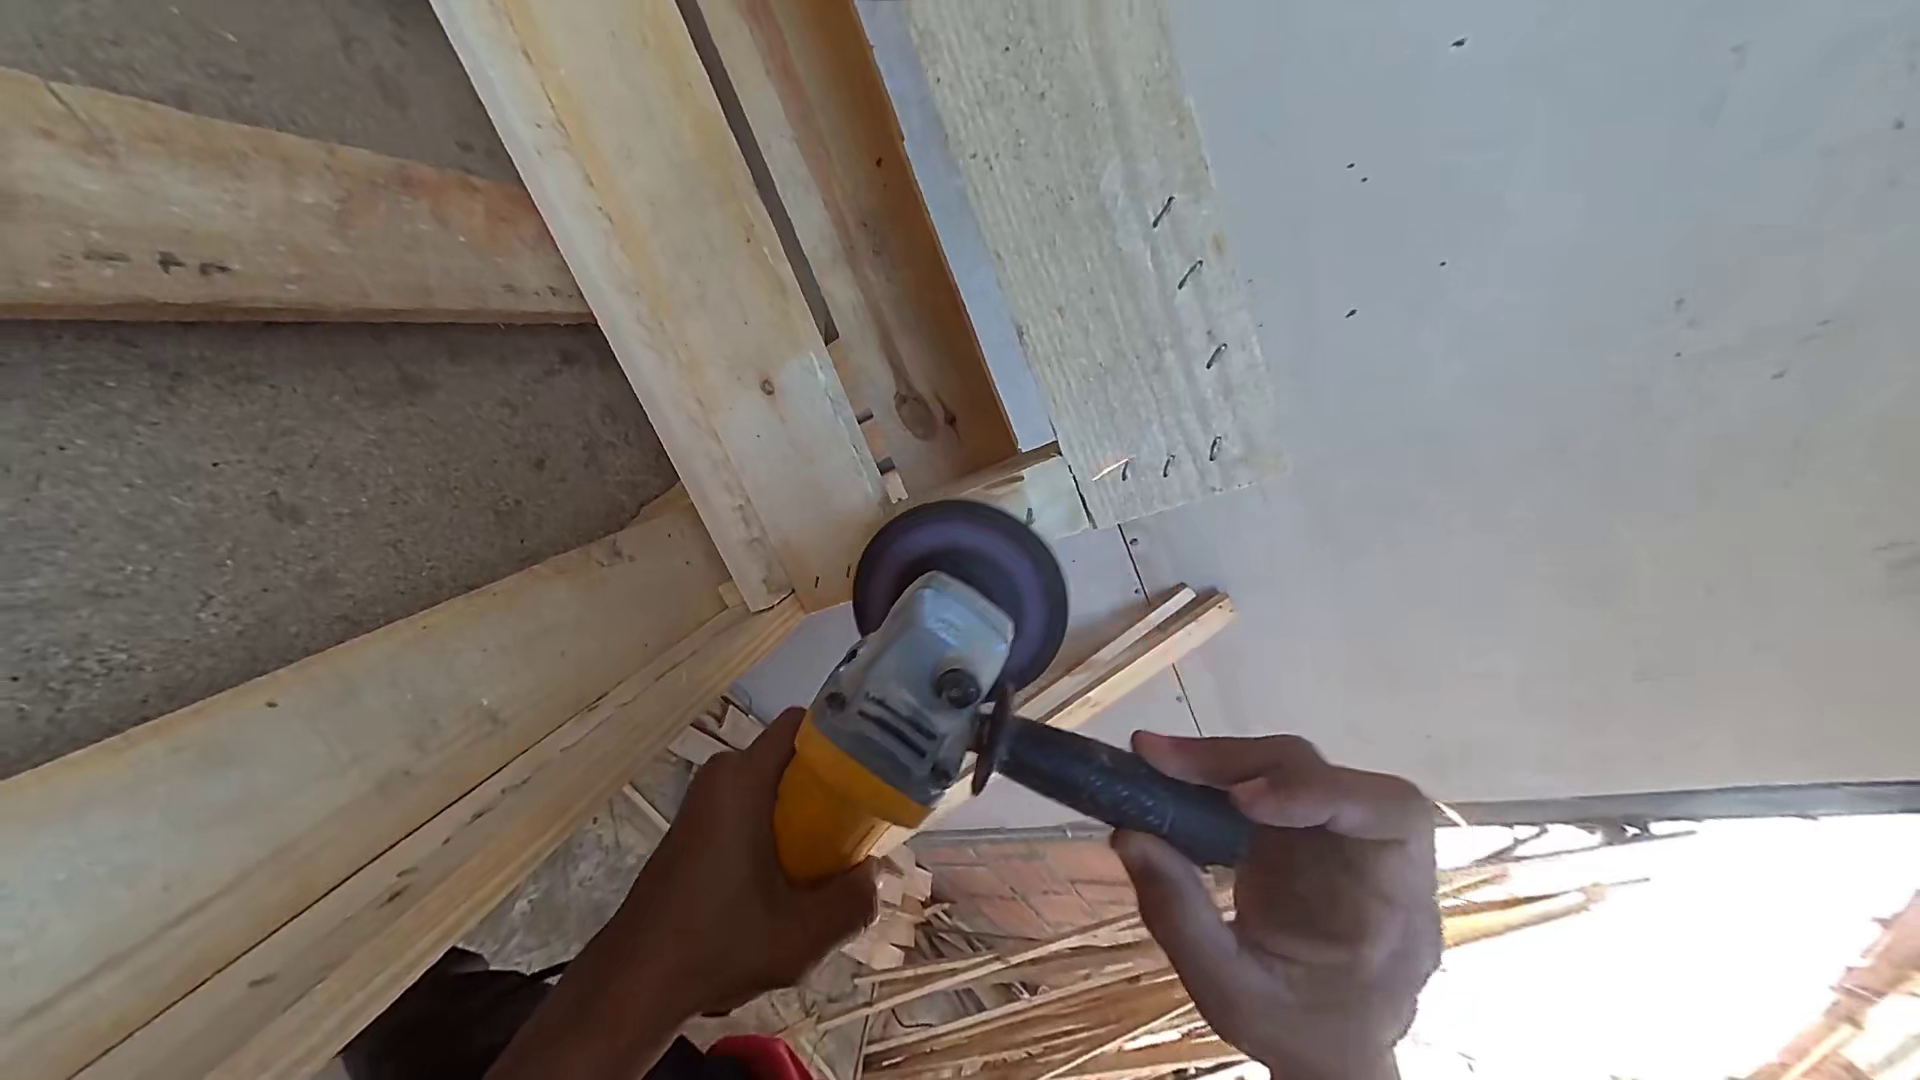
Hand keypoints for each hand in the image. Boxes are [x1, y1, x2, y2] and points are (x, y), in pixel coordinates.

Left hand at [609, 707, 878, 1014]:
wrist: (631, 985)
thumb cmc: (715, 945)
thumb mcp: (800, 936)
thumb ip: (853, 902)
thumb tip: (877, 871)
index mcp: (743, 778)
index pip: (803, 724)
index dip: (843, 737)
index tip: (874, 766)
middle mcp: (722, 774)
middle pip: (794, 756)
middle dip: (831, 783)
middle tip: (862, 821)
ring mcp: (705, 799)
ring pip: (775, 783)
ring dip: (806, 810)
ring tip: (834, 853)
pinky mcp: (696, 824)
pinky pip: (753, 802)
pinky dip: (779, 825)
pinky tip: (792, 873)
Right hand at [1112, 733, 1439, 1079]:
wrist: (1324, 1047)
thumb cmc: (1296, 1031)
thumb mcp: (1232, 996)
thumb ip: (1180, 919)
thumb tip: (1129, 835)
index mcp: (1392, 906)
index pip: (1390, 816)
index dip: (1318, 791)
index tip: (1241, 801)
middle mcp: (1370, 852)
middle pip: (1321, 773)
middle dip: (1239, 761)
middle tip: (1158, 758)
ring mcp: (1332, 833)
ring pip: (1286, 765)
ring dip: (1220, 759)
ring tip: (1155, 759)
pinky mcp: (1298, 825)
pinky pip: (1259, 778)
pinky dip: (1213, 771)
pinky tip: (1173, 776)